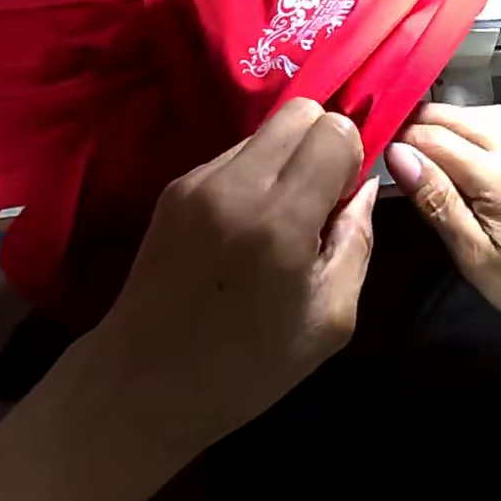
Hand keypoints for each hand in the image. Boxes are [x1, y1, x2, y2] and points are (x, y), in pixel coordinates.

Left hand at [85, 99, 378, 443]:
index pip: (335, 131)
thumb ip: (358, 240)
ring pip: (270, 125)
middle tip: (319, 194)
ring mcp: (198, 182)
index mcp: (280, 222)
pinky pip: (239, 150)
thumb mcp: (332, 317)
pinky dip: (259, 170)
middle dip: (324, 141)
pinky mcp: (176, 186)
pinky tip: (247, 220)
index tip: (341, 199)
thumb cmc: (248, 366)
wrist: (136, 390)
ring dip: (290, 155)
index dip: (352, 157)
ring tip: (281, 210)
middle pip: (303, 110)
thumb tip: (364, 188)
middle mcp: (236, 187)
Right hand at [384, 103, 500, 337]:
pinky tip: (446, 151)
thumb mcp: (473, 252)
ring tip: (408, 144)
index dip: (404, 137)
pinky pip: (494, 130)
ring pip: (476, 120)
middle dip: (420, 123)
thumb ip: (436, 199)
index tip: (375, 143)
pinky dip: (466, 135)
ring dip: (442, 126)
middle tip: (385, 137)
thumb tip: (398, 154)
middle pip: (460, 119)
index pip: (440, 139)